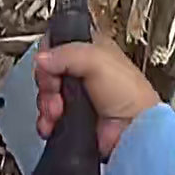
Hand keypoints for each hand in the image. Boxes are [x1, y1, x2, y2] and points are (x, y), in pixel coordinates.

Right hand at [34, 35, 160, 159]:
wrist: (133, 131)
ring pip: (46, 93)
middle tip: (55, 91)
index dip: (49, 54)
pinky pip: (49, 117)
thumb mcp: (96, 60)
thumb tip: (41, 58)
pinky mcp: (73, 118)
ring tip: (57, 111)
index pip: (58, 43)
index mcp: (89, 49)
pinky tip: (51, 124)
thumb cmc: (127, 91)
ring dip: (46, 103)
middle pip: (48, 70)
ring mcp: (76, 96)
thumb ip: (67, 54)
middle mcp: (81, 70)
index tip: (50, 66)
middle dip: (47, 83)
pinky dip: (46, 121)